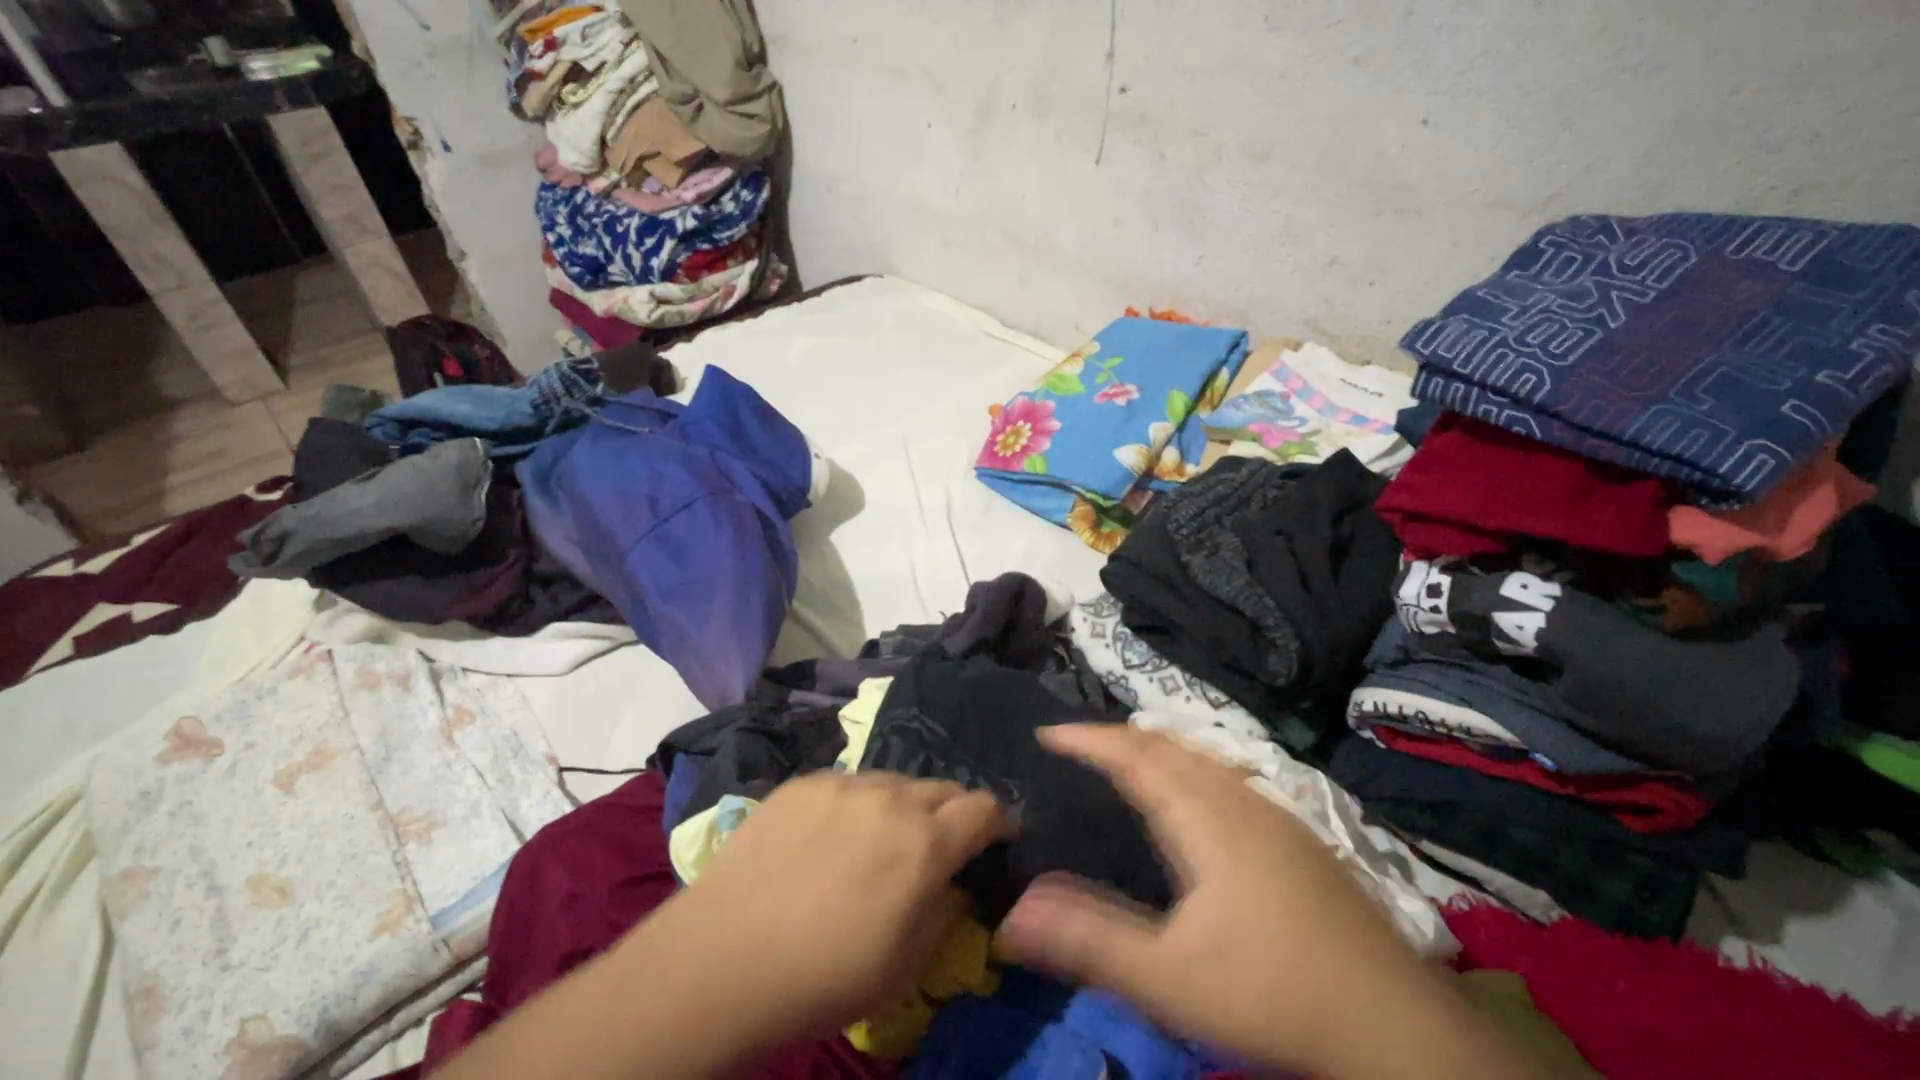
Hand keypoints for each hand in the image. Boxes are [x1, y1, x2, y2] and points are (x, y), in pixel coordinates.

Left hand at [622, 771, 1010, 1053]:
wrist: (720, 961)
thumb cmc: (823, 978)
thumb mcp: (906, 966)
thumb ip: (945, 912)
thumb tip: (954, 884)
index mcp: (926, 842)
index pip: (985, 808)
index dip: (999, 823)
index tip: (997, 841)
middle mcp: (889, 798)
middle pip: (942, 788)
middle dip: (952, 814)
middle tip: (936, 849)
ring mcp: (840, 785)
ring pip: (892, 783)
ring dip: (902, 807)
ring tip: (878, 844)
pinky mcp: (798, 785)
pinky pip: (846, 785)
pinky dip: (855, 806)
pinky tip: (829, 841)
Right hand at [996, 725, 1538, 1078]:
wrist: (1400, 1030)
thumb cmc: (1275, 996)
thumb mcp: (1169, 980)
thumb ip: (1089, 941)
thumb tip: (1014, 911)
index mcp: (1210, 821)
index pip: (1139, 757)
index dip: (1090, 739)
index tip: (1046, 733)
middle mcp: (1247, 805)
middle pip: (1177, 748)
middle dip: (1123, 738)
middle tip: (1080, 745)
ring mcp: (1284, 823)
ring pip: (1212, 763)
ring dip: (1163, 752)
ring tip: (1129, 762)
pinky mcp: (1307, 847)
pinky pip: (1235, 783)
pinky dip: (1196, 772)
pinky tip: (1202, 807)